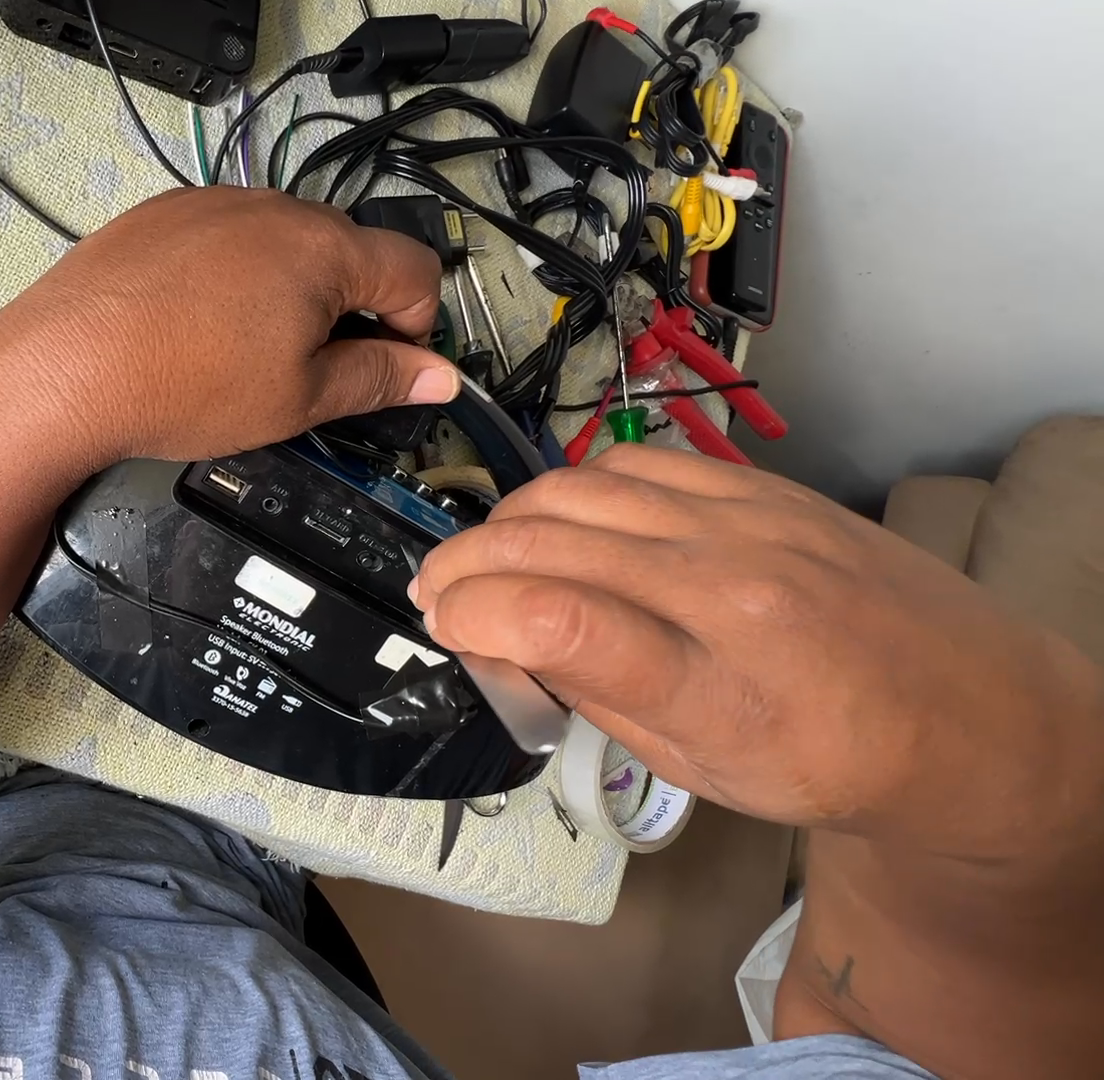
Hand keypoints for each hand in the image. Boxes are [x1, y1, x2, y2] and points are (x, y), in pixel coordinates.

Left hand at [0, 186, 460, 467]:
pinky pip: (220, 240)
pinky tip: (192, 325)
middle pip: (344, 252)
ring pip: (278, 245)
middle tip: (306, 370)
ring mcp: (207, 203)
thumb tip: (438, 378)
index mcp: (322, 248)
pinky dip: (227, 279)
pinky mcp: (158, 215)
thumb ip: (376, 379)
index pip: (412, 268)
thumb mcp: (295, 399)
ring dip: (284, 293)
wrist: (64, 369)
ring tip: (238, 351)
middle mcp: (270, 207)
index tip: (389, 365)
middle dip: (345, 309)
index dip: (415, 325)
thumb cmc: (186, 387)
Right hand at [408, 445, 1103, 860]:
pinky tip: (562, 523)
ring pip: (571, 489)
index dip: (471, 613)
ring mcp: (748, 522)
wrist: (979, 716)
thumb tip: (496, 635)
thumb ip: (582, 690)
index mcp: (714, 689)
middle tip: (436, 592)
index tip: (446, 627)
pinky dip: (568, 492)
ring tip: (487, 556)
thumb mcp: (688, 766)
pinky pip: (627, 463)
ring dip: (503, 523)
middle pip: (545, 540)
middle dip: (461, 565)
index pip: (557, 620)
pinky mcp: (758, 487)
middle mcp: (730, 588)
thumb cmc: (822, 764)